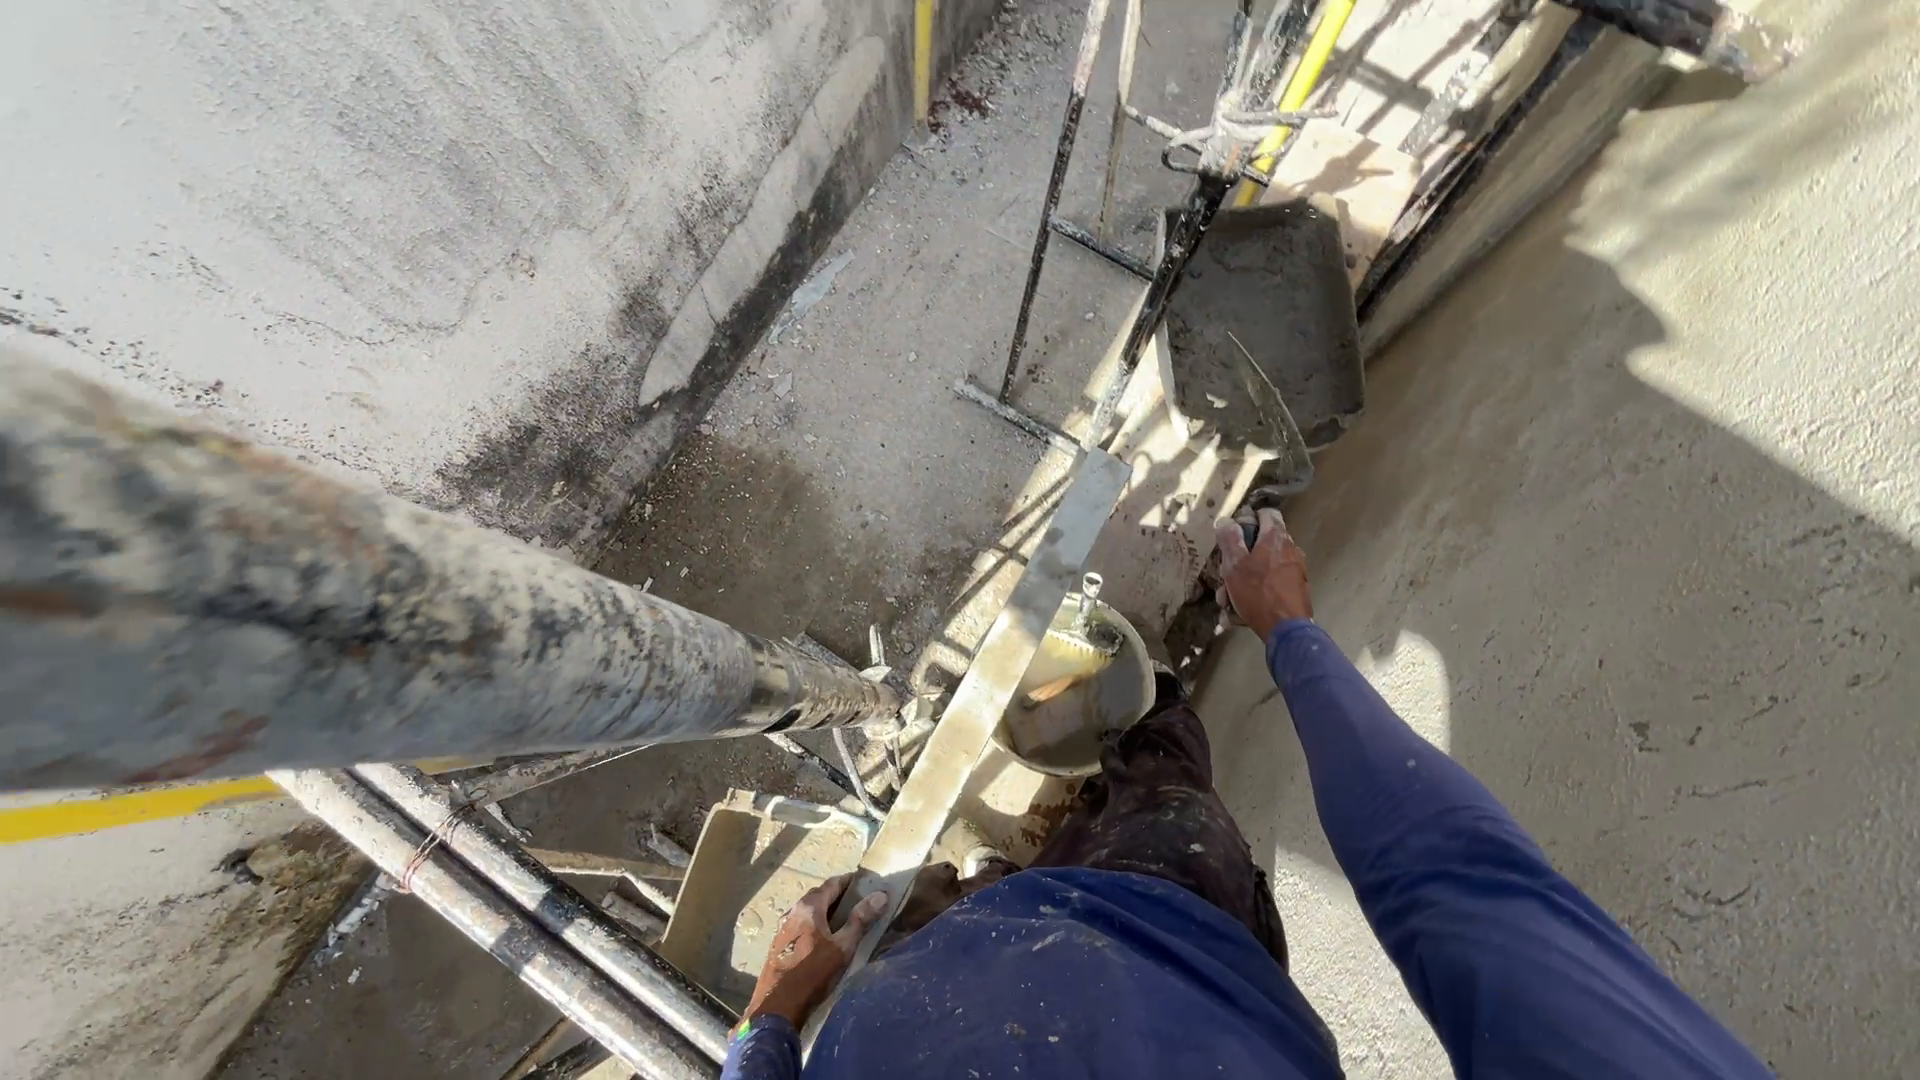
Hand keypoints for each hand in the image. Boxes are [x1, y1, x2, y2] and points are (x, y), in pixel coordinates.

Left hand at [745, 873, 889, 1028]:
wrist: (776, 1008)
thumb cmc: (812, 974)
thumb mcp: (842, 948)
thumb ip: (860, 920)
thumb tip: (880, 895)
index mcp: (809, 907)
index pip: (832, 884)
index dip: (848, 881)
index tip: (863, 882)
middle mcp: (793, 912)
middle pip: (817, 896)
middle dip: (835, 896)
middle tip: (854, 902)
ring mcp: (782, 928)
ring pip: (807, 912)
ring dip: (822, 912)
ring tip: (839, 922)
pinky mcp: (777, 945)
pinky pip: (799, 926)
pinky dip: (812, 925)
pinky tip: (820, 940)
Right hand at [1214, 508, 1312, 640]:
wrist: (1286, 629)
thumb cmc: (1257, 593)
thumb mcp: (1234, 565)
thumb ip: (1229, 540)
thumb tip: (1226, 520)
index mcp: (1276, 538)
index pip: (1266, 513)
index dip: (1248, 519)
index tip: (1233, 533)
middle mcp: (1290, 549)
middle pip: (1261, 544)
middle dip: (1238, 560)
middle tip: (1224, 577)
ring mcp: (1296, 570)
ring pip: (1262, 568)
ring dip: (1242, 582)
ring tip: (1228, 603)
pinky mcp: (1297, 589)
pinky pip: (1271, 585)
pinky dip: (1256, 594)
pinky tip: (1240, 613)